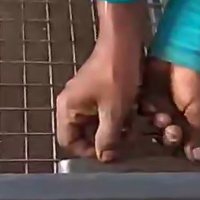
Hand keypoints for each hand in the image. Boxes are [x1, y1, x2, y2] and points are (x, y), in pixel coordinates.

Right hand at [55, 0, 148, 160]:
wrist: (123, 42)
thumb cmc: (116, 75)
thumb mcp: (114, 111)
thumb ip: (107, 138)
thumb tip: (104, 158)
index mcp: (67, 109)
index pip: (69, 143)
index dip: (89, 151)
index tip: (111, 152)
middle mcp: (70, 105)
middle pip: (83, 134)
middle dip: (105, 140)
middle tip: (125, 142)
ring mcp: (83, 97)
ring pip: (96, 124)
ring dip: (113, 130)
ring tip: (131, 129)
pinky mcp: (96, 91)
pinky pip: (103, 112)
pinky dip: (116, 117)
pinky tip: (132, 116)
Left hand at [138, 57, 199, 161]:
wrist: (180, 47)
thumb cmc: (197, 79)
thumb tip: (198, 159)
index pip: (196, 146)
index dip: (190, 151)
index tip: (186, 150)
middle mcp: (182, 118)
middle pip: (173, 140)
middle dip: (172, 137)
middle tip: (172, 129)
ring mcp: (164, 108)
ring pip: (156, 129)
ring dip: (159, 125)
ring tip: (162, 116)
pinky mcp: (148, 99)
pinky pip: (143, 114)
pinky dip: (145, 113)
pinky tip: (149, 107)